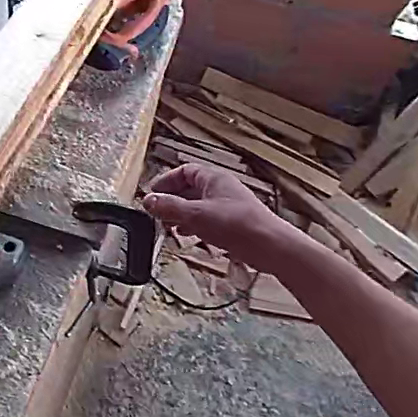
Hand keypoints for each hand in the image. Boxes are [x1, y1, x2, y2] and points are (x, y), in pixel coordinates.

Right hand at [142, 163, 305, 272]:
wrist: (269, 245)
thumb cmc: (237, 224)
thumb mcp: (195, 214)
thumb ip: (170, 207)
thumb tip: (148, 201)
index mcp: (214, 179)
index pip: (184, 171)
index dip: (166, 181)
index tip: (152, 193)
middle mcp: (222, 189)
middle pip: (190, 188)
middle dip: (172, 199)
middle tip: (157, 211)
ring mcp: (229, 206)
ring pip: (198, 205)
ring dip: (182, 213)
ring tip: (168, 225)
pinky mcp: (234, 224)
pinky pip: (208, 219)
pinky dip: (195, 225)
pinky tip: (189, 235)